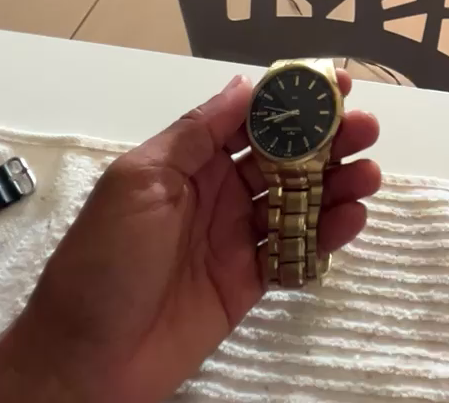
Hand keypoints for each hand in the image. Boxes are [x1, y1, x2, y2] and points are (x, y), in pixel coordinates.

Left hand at [0, 71, 380, 402]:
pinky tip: (351, 218)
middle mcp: (224, 191)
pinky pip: (299, 247)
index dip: (296, 99)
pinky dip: (329, 232)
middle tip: (366, 129)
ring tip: (368, 176)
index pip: (255, 119)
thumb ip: (196, 133)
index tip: (336, 83)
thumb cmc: (103, 260)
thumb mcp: (140, 181)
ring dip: (339, 182)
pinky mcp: (254, 279)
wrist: (81, 364)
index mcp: (195, 162)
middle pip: (289, 155)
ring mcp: (241, 235)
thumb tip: (244, 84)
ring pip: (302, 198)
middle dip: (331, 138)